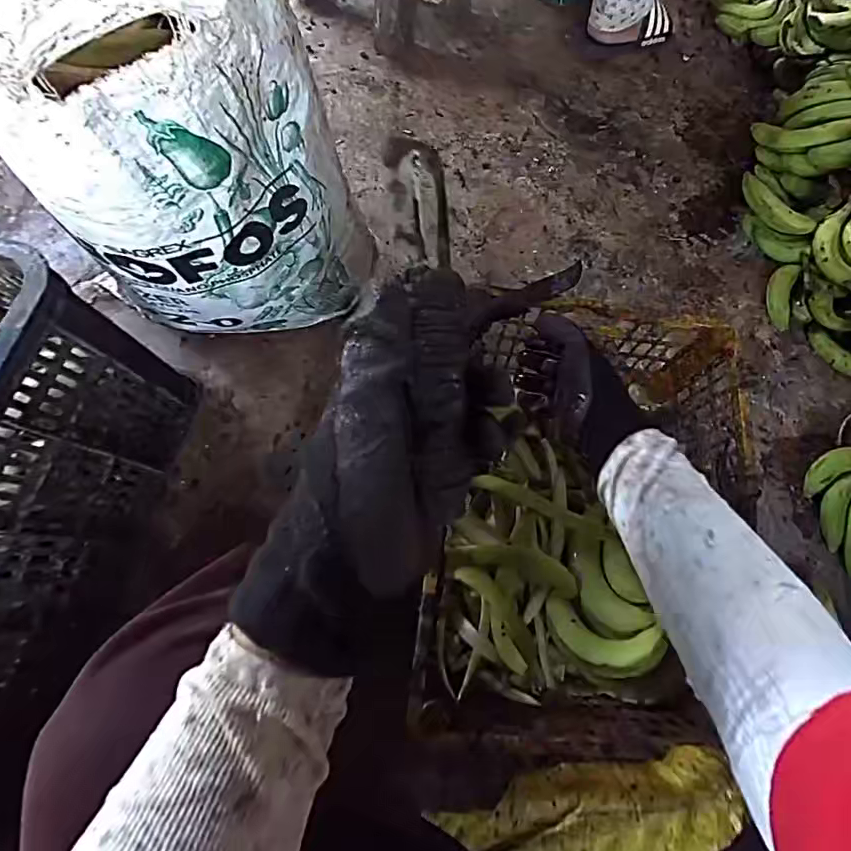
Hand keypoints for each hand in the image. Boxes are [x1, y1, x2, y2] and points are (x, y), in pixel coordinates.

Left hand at [230, 267, 490, 675]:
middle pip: (459, 357)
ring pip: (477, 393)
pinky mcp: (453, 459)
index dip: (456, 311)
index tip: (491, 307)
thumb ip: (390, 350)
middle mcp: (411, 393)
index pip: (423, 324)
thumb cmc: (355, 481)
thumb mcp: (368, 408)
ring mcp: (433, 427)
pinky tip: (493, 448)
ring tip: (493, 420)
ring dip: (491, 400)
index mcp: (384, 372)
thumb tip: (407, 285)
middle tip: (494, 385)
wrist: (354, 564)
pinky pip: (486, 431)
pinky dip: (495, 434)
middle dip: (480, 365)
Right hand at [519, 315, 649, 471]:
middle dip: (531, 361)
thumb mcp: (576, 348)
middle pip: (546, 364)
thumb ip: (560, 330)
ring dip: (527, 381)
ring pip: (540, 385)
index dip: (541, 340)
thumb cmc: (587, 382)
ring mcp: (565, 397)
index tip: (524, 340)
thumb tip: (539, 317)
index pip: (557, 345)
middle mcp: (573, 376)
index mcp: (581, 357)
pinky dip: (529, 402)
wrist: (596, 423)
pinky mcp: (557, 417)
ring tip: (517, 379)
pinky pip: (538, 407)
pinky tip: (523, 397)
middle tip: (519, 359)